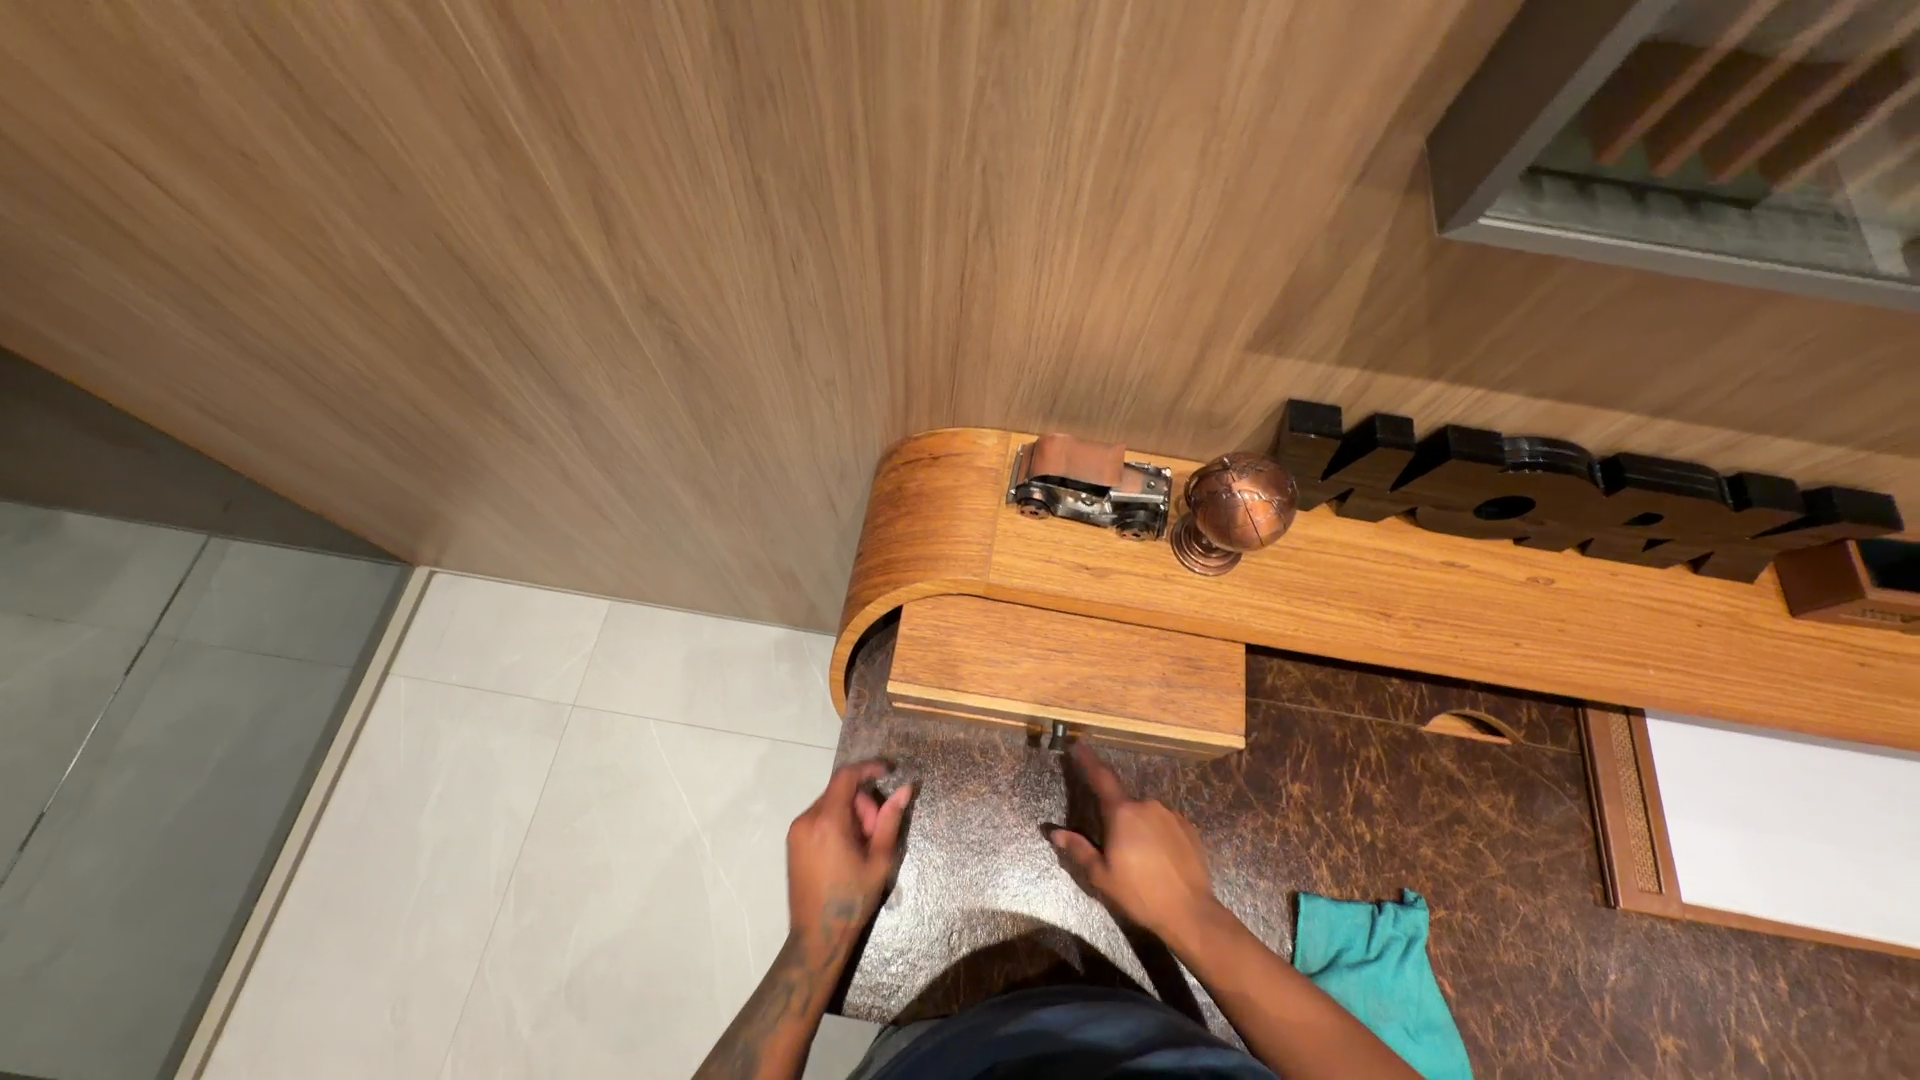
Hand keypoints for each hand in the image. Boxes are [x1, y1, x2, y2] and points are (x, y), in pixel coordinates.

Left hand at [785, 761, 912, 953]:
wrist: (818, 935)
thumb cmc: (852, 898)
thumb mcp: (879, 859)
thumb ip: (890, 820)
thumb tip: (905, 789)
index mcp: (827, 821)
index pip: (846, 777)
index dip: (869, 768)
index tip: (889, 772)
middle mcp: (806, 819)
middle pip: (840, 792)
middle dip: (863, 804)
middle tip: (876, 833)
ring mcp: (796, 831)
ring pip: (830, 804)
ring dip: (850, 815)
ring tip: (862, 847)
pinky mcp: (793, 842)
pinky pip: (819, 818)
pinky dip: (837, 823)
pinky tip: (847, 850)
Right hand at [1049, 742, 1220, 941]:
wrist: (1189, 912)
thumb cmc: (1139, 893)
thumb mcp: (1102, 876)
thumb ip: (1078, 849)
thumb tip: (1055, 833)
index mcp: (1122, 813)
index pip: (1101, 777)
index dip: (1088, 760)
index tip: (1079, 745)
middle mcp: (1147, 805)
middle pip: (1124, 804)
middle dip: (1117, 819)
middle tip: (1115, 848)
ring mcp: (1171, 814)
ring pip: (1146, 814)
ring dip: (1138, 828)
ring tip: (1140, 860)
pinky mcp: (1189, 827)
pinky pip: (1165, 824)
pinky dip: (1157, 835)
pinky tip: (1160, 859)